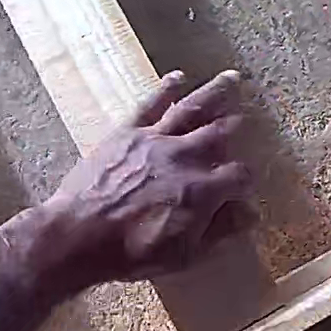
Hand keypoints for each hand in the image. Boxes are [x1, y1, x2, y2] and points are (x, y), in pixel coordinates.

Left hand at [36, 70, 253, 291]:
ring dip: (216, 92)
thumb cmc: (133, 252)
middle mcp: (185, 157)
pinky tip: (179, 76)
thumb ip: (220, 231)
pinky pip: (151, 103)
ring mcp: (156, 140)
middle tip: (248, 116)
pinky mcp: (128, 131)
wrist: (80, 235)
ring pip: (193, 109)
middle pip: (221, 133)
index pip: (239, 176)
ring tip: (231, 77)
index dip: (245, 181)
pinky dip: (166, 88)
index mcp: (203, 189)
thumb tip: (250, 214)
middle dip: (237, 125)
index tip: (243, 186)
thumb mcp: (186, 254)